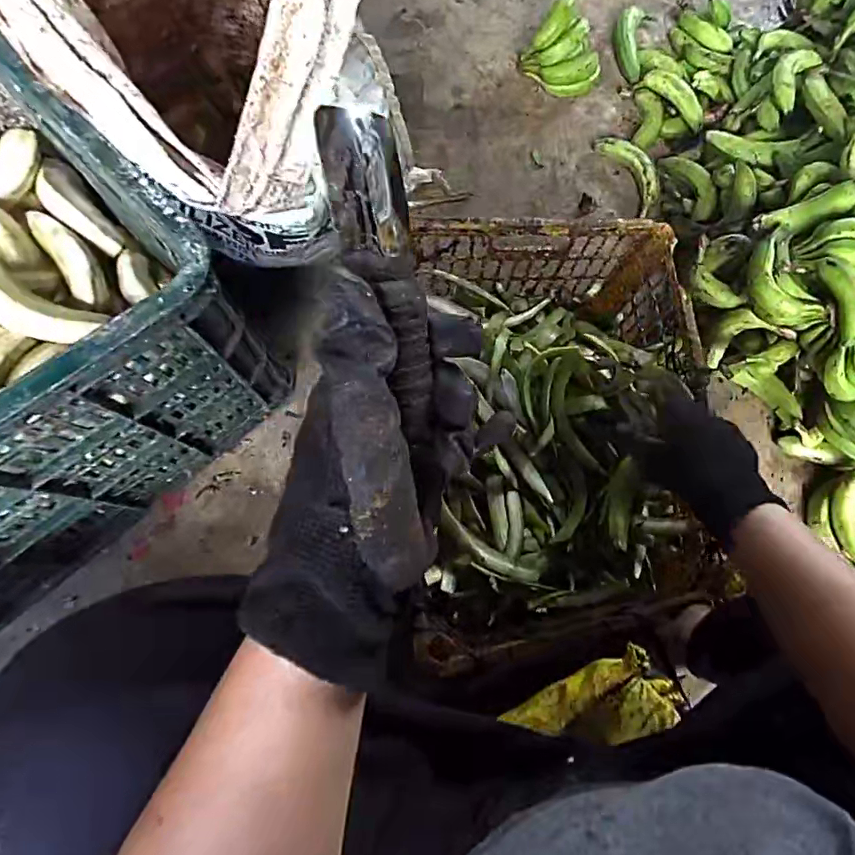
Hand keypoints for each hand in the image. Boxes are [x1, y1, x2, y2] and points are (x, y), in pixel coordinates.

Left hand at [240, 252, 477, 691]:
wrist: (354, 573)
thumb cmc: (353, 488)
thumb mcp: (357, 414)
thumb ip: (361, 352)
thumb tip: (354, 281)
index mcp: (358, 382)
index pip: (382, 323)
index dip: (404, 299)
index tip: (423, 285)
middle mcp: (383, 400)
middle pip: (425, 352)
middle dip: (450, 345)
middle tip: (473, 343)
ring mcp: (408, 433)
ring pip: (449, 392)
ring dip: (463, 399)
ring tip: (458, 426)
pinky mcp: (431, 464)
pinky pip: (465, 435)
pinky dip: (484, 431)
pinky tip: (501, 429)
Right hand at [641, 390, 781, 546]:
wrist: (735, 502)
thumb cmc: (689, 481)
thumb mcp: (657, 467)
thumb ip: (641, 448)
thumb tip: (622, 434)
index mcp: (684, 415)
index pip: (666, 401)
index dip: (657, 411)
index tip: (651, 424)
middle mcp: (708, 415)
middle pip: (688, 413)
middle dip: (678, 425)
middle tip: (668, 443)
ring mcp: (729, 429)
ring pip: (707, 427)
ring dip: (698, 437)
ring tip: (689, 458)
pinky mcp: (744, 445)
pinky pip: (724, 441)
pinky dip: (715, 450)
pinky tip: (710, 468)